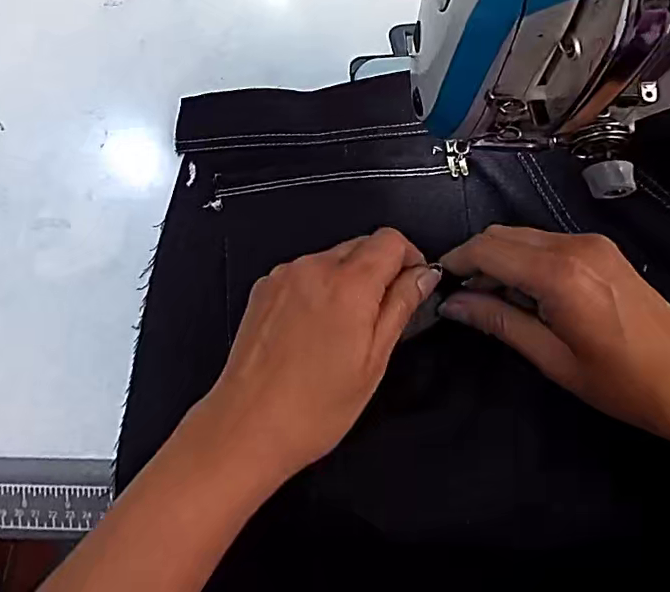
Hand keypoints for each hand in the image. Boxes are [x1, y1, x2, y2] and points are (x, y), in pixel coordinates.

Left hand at [190, 228, 439, 477]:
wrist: (244, 430)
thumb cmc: (314, 408)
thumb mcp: (374, 360)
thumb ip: (402, 305)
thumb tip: (424, 274)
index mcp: (348, 283)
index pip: (391, 239)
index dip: (409, 258)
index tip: (411, 285)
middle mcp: (315, 267)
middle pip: (363, 244)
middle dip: (379, 270)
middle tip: (378, 316)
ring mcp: (285, 274)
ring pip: (334, 258)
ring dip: (348, 279)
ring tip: (340, 330)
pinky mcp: (264, 286)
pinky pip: (305, 271)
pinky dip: (318, 288)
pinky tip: (312, 329)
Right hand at [439, 225, 669, 450]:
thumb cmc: (624, 384)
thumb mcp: (554, 359)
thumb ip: (500, 322)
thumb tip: (454, 305)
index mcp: (558, 272)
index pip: (487, 248)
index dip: (456, 261)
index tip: (439, 284)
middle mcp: (574, 244)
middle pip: (504, 234)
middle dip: (476, 259)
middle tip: (464, 299)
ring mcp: (592, 242)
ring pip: (525, 236)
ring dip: (502, 259)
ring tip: (495, 301)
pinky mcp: (604, 249)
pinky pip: (549, 243)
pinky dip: (527, 259)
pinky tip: (530, 294)